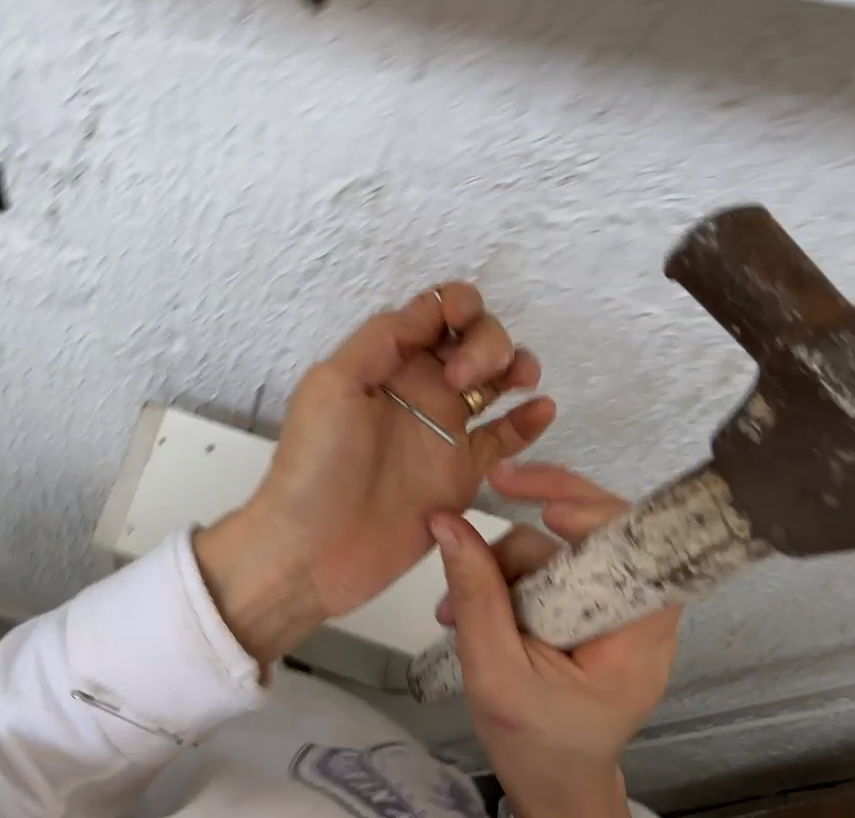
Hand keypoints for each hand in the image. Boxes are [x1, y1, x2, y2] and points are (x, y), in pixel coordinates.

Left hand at [195, 283, 555, 666]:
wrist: (314, 550)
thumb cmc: (314, 463)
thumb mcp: (332, 385)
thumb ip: (381, 340)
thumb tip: (429, 308)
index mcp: (387, 361)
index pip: (434, 311)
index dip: (457, 304)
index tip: (458, 322)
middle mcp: (420, 387)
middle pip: (474, 338)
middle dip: (485, 341)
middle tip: (462, 380)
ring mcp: (445, 429)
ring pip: (496, 381)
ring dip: (516, 366)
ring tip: (520, 381)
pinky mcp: (463, 471)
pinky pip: (506, 437)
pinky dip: (529, 420)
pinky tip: (540, 410)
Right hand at [430, 463, 681, 817]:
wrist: (550, 782)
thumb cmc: (535, 743)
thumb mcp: (494, 672)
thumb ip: (475, 595)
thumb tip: (447, 522)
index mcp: (636, 636)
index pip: (635, 548)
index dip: (595, 514)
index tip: (542, 509)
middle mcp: (632, 612)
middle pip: (584, 538)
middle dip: (516, 547)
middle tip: (463, 541)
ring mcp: (605, 607)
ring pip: (551, 550)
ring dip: (496, 568)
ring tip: (455, 611)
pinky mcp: (582, 607)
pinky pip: (541, 567)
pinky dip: (500, 578)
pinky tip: (469, 609)